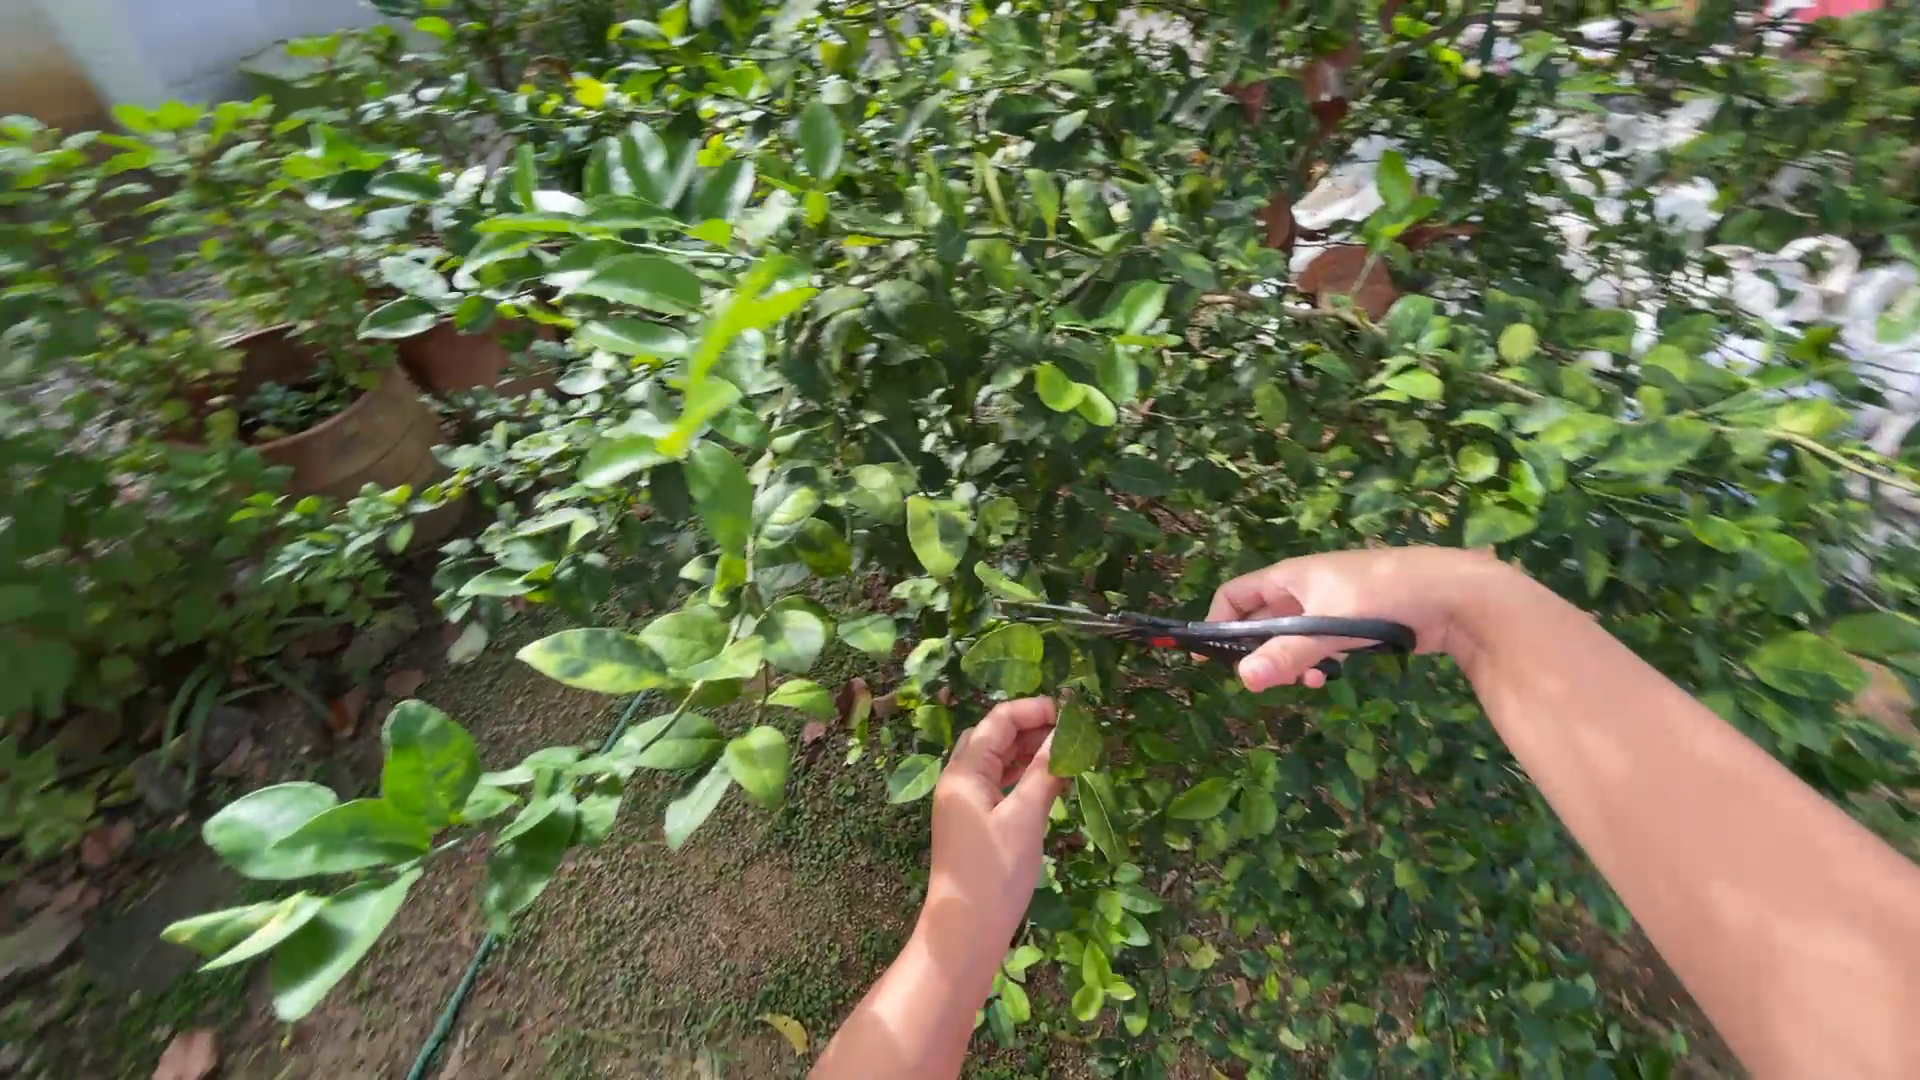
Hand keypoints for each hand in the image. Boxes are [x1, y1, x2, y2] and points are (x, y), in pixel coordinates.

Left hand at [925, 697, 1064, 947]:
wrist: (965, 932)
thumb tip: (1066, 734)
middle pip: (996, 736)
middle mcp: (960, 778)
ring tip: (1069, 752)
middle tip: (1073, 732)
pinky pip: (1000, 784)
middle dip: (1033, 728)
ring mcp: (965, 800)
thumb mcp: (1025, 818)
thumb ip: (1044, 772)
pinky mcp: (975, 821)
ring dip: (1030, 752)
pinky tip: (1051, 781)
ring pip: (999, 761)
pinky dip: (1024, 777)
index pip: (998, 720)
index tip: (1071, 713)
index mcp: (964, 770)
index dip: (1033, 710)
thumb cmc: (995, 872)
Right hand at [1207, 546, 1510, 691]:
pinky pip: (1320, 639)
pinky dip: (1317, 658)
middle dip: (1257, 648)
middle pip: (1261, 617)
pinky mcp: (1356, 618)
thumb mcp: (1327, 627)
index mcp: (1289, 577)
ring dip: (1289, 659)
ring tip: (1304, 680)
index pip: (1234, 595)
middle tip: (1260, 678)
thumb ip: (1285, 654)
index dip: (1217, 622)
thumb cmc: (1381, 597)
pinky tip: (1331, 674)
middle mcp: (1304, 586)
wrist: (1455, 592)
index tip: (1210, 656)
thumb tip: (1242, 680)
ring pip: (1292, 633)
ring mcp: (1331, 602)